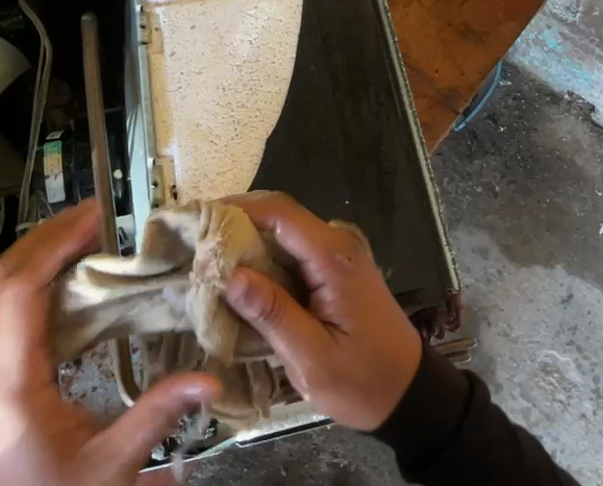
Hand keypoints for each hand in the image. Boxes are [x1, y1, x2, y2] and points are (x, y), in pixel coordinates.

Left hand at [0, 200, 218, 485]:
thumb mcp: (106, 470)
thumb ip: (155, 416)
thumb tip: (210, 380)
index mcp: (9, 385)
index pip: (20, 290)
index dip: (55, 244)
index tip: (96, 217)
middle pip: (1, 280)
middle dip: (47, 237)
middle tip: (96, 215)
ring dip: (39, 256)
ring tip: (86, 237)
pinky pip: (4, 315)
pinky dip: (35, 284)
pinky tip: (69, 285)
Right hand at [220, 191, 423, 430]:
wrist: (409, 392)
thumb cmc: (363, 380)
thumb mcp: (312, 358)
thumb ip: (272, 313)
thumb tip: (230, 274)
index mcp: (333, 257)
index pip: (279, 212)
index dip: (236, 208)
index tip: (197, 220)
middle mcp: (337, 242)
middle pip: (279, 216)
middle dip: (235, 224)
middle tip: (193, 244)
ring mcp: (338, 253)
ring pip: (283, 233)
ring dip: (247, 242)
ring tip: (205, 260)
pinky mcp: (334, 268)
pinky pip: (293, 251)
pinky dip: (263, 258)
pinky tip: (236, 278)